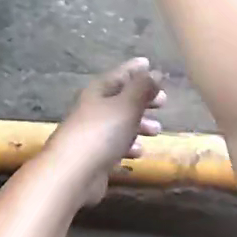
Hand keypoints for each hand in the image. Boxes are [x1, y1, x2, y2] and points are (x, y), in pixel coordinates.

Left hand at [43, 58, 166, 204]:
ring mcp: (91, 132)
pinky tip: (139, 152)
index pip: (120, 74)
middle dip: (142, 98)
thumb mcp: (126, 105)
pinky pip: (115, 144)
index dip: (135, 69)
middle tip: (164, 101)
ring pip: (119, 122)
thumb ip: (142, 88)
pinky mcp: (93, 155)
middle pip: (120, 98)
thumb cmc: (101, 132)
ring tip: (157, 130)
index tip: (150, 63)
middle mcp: (93, 108)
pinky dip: (128, 145)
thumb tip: (155, 72)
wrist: (72, 173)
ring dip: (139, 123)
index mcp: (99, 90)